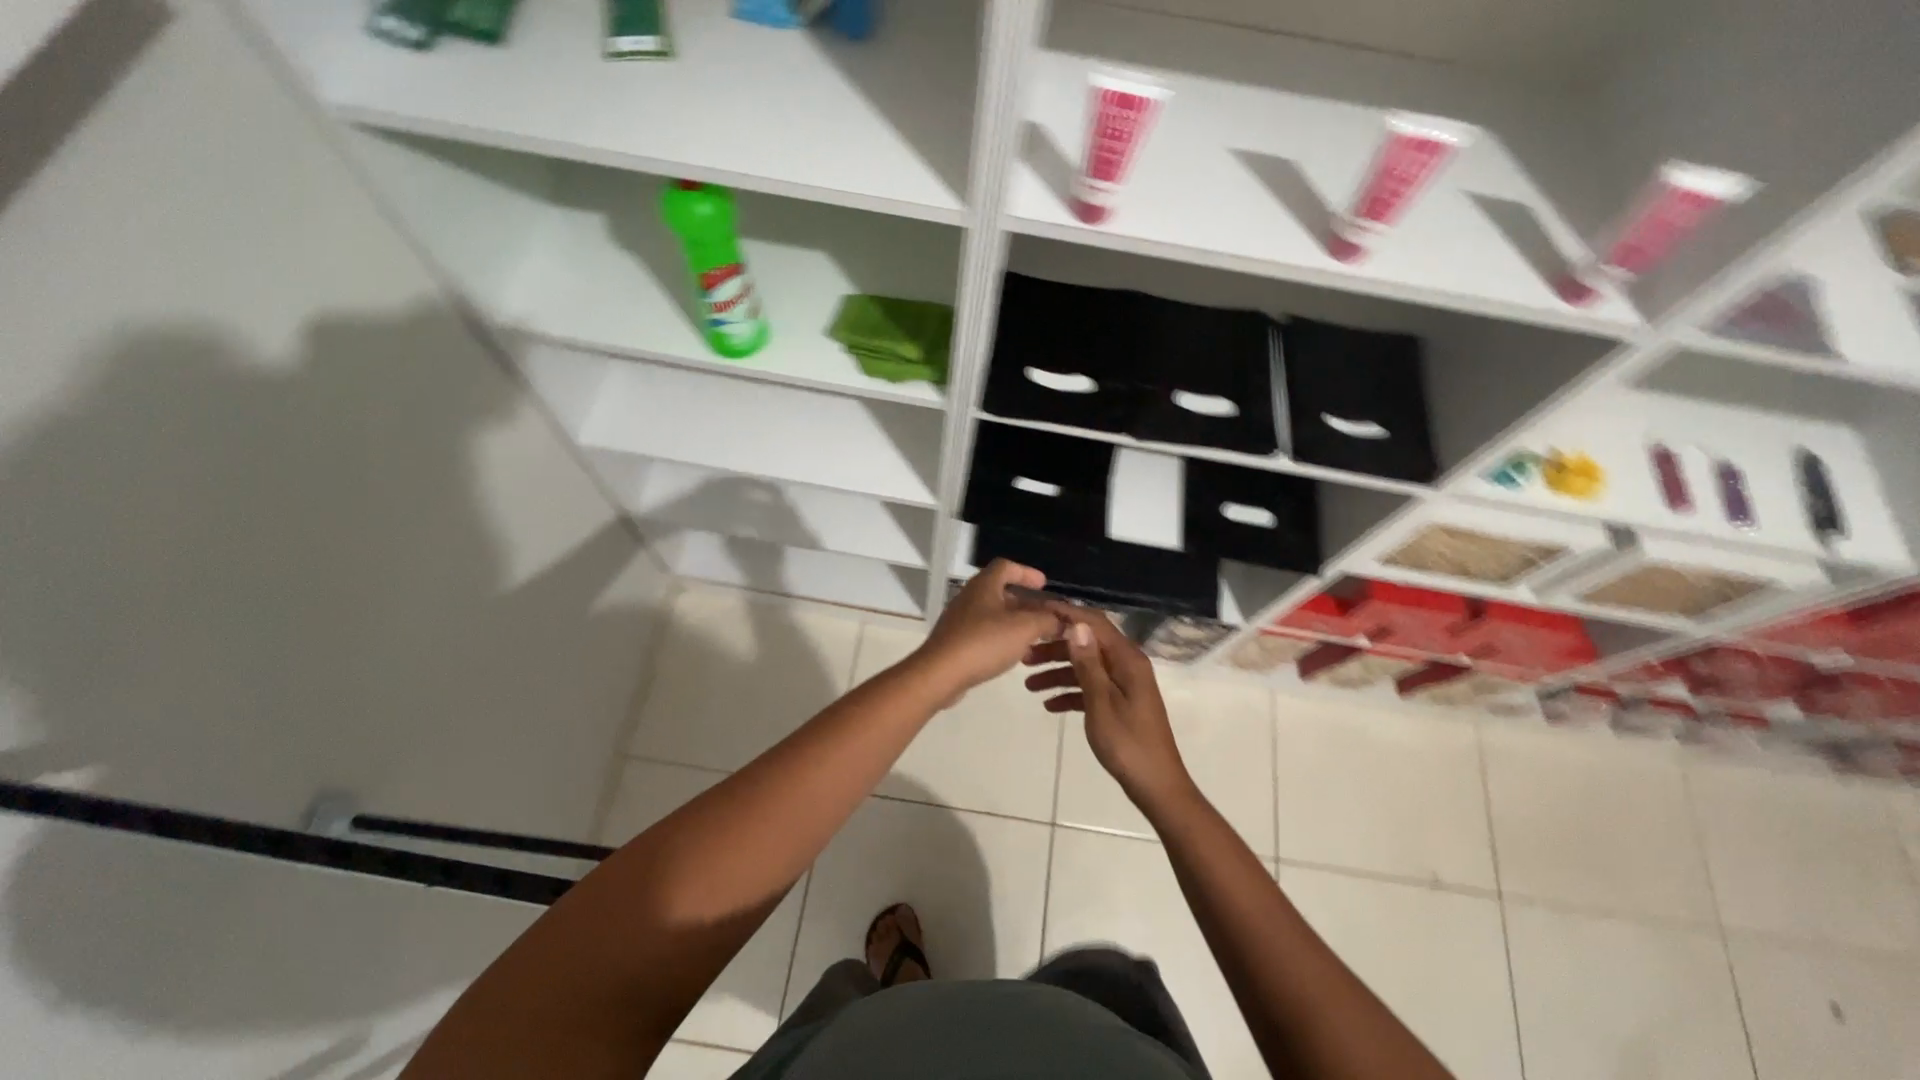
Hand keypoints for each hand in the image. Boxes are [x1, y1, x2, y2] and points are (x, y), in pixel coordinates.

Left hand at [910, 560, 1064, 703]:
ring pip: (993, 615)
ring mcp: (959, 620)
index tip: (1044, 585)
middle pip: (1001, 592)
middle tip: (1046, 617)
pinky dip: (1001, 638)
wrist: (940, 673)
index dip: (1026, 572)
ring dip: (1015, 623)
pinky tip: (1013, 655)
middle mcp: (969, 597)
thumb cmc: (984, 642)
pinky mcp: (955, 641)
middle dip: (1026, 603)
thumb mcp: (1024, 628)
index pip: (1006, 566)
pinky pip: (984, 633)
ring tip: (1035, 639)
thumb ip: (1047, 620)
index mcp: (984, 586)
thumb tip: (1061, 620)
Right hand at [1023, 607, 1189, 803]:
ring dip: (1058, 672)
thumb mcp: (1101, 702)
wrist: (1155, 785)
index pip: (1094, 624)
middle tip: (1022, 657)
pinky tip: (1049, 705)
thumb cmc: (1127, 743)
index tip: (1035, 613)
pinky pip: (1091, 689)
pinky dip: (1070, 693)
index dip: (1065, 615)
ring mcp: (1124, 686)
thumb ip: (1088, 663)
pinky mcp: (1120, 704)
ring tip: (1028, 684)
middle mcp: (1127, 666)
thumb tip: (1076, 624)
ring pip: (1086, 668)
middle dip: (1055, 647)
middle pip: (1087, 645)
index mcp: (1127, 660)